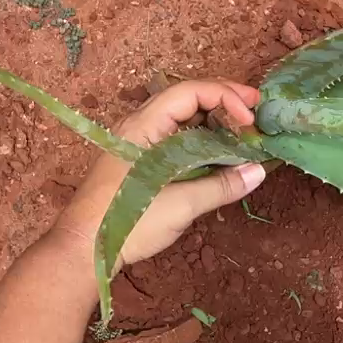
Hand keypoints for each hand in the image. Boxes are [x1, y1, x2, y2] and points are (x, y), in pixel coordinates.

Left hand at [53, 80, 265, 268]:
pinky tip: (221, 154)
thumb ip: (221, 185)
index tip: (251, 117)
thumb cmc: (127, 223)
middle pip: (187, 99)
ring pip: (183, 120)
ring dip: (215, 123)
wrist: (84, 250)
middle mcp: (140, 127)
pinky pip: (176, 141)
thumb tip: (258, 171)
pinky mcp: (140, 164)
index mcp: (143, 126)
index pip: (190, 92)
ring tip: (245, 132)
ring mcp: (139, 145)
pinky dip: (202, 142)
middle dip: (224, 102)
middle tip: (257, 112)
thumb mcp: (180, 205)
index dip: (225, 97)